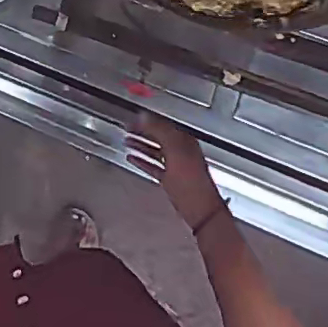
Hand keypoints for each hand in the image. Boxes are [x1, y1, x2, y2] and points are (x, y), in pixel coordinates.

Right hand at [125, 113, 226, 233]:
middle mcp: (181, 151)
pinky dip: (142, 160)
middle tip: (127, 128)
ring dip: (140, 145)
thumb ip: (161, 132)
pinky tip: (133, 158)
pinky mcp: (170, 179)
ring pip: (154, 150)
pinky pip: (153, 165)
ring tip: (127, 140)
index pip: (162, 125)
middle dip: (142, 132)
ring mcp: (175, 165)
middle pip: (158, 137)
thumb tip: (146, 117)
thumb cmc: (192, 182)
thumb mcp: (175, 151)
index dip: (146, 122)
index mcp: (184, 141)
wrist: (200, 209)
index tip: (133, 120)